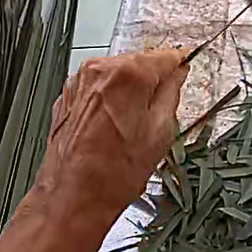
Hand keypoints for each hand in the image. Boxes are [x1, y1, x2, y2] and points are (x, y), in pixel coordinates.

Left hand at [0, 47, 189, 251]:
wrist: (73, 196)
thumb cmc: (111, 173)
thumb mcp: (161, 132)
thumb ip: (171, 94)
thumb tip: (176, 77)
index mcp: (127, 74)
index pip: (164, 56)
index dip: (179, 64)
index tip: (184, 69)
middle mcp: (99, 71)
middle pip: (138, 64)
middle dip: (152, 82)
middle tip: (160, 111)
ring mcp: (79, 83)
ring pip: (116, 76)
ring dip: (129, 92)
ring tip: (132, 126)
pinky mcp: (67, 97)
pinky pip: (97, 90)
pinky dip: (108, 102)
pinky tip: (113, 130)